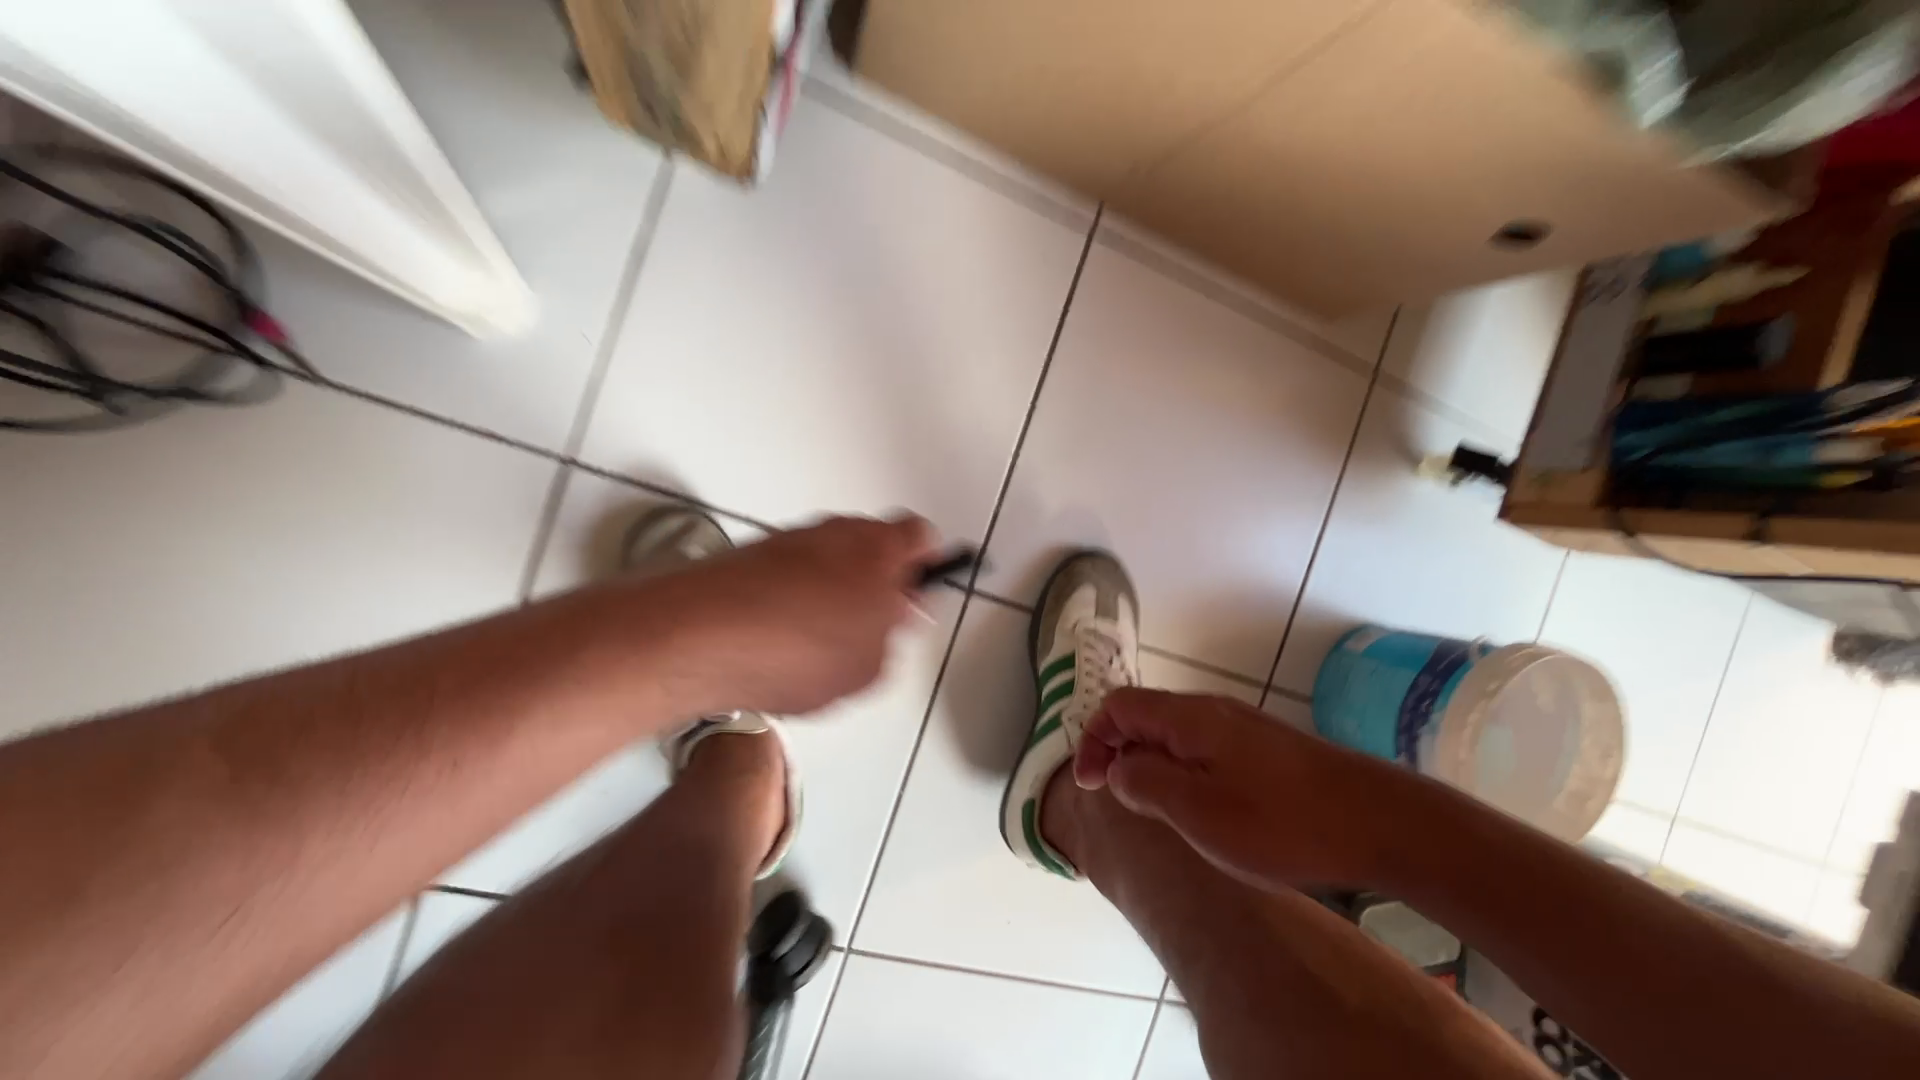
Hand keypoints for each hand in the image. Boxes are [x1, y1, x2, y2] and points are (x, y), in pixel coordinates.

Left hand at [648, 514, 938, 716]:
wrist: (698, 637)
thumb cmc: (795, 649)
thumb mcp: (870, 669)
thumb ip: (892, 639)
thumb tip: (890, 625)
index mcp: (881, 549)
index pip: (921, 537)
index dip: (926, 564)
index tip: (921, 590)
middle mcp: (836, 531)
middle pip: (872, 546)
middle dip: (876, 581)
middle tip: (874, 626)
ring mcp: (789, 539)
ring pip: (828, 560)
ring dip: (831, 592)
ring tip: (821, 647)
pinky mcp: (750, 555)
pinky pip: (788, 575)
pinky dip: (792, 599)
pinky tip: (781, 644)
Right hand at [1073, 687, 1422, 890]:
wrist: (1380, 823)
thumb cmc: (1281, 821)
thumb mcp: (1197, 811)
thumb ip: (1145, 784)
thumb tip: (1118, 768)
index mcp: (1188, 718)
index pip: (1118, 707)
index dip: (1093, 740)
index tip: (1090, 786)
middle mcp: (1213, 712)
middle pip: (1146, 717)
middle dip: (1120, 754)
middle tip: (1121, 802)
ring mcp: (1244, 730)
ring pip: (1177, 737)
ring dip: (1154, 767)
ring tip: (1158, 813)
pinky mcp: (1267, 751)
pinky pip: (1206, 752)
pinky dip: (1186, 774)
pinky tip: (1204, 813)